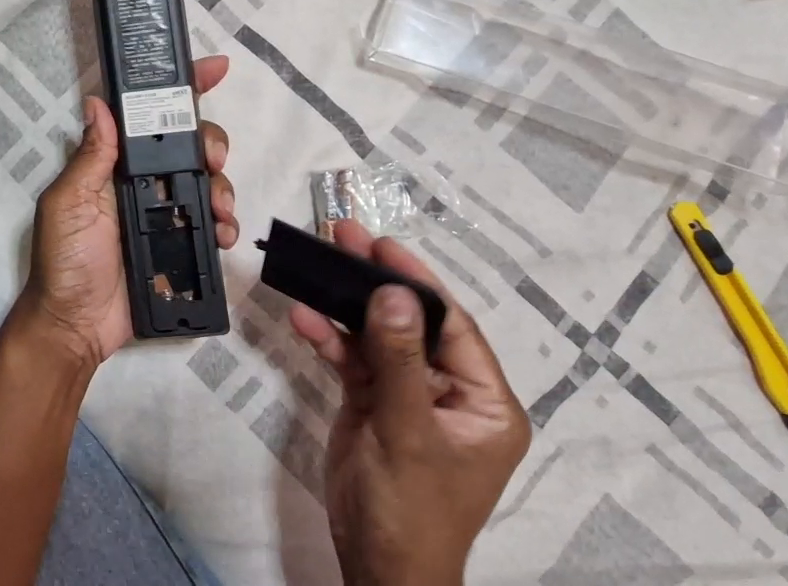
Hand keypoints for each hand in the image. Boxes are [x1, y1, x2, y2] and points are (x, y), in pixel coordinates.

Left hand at [13, 56, 238, 366]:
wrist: (77, 325)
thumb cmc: (65, 260)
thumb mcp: (68, 203)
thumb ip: (89, 158)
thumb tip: (97, 103)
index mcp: (114, 166)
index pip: (148, 118)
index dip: (181, 90)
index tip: (215, 69)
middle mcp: (143, 183)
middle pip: (189, 146)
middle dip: (211, 143)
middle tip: (213, 160)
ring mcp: (166, 215)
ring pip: (209, 183)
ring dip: (223, 187)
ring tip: (220, 209)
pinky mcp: (183, 248)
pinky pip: (213, 225)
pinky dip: (225, 224)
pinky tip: (223, 233)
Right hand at [290, 219, 529, 585]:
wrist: (376, 566)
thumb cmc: (411, 506)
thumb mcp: (408, 431)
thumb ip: (400, 360)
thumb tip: (394, 292)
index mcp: (484, 400)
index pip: (452, 325)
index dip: (416, 281)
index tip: (380, 245)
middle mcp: (449, 391)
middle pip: (411, 323)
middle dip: (376, 282)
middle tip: (343, 235)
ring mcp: (408, 396)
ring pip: (376, 337)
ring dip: (345, 306)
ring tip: (315, 262)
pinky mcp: (373, 404)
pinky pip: (353, 361)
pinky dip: (329, 340)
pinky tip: (303, 317)